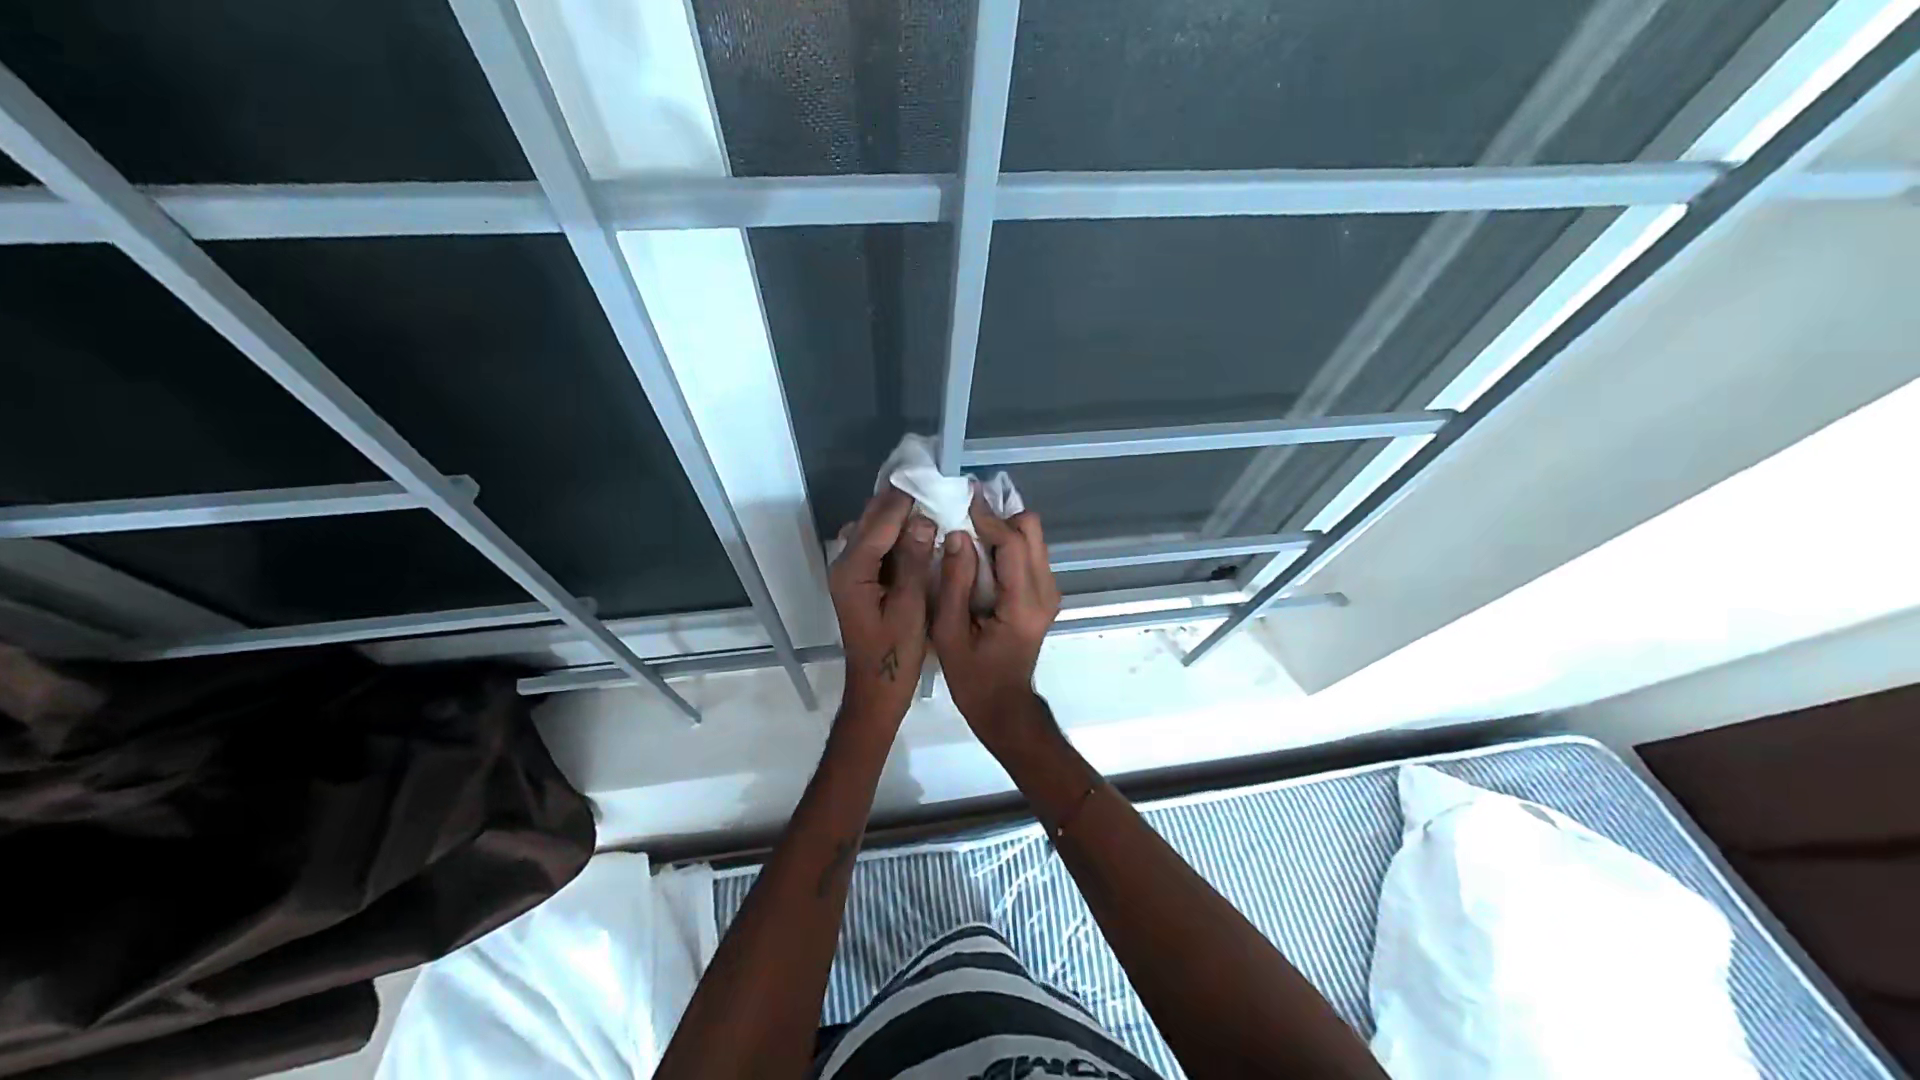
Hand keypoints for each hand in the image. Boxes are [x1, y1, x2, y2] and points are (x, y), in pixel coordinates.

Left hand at [830, 489, 934, 725]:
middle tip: (930, 481)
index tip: (928, 475)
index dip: (903, 500)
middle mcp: (844, 565)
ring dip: (895, 515)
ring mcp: (850, 573)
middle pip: (869, 522)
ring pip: (871, 531)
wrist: (876, 688)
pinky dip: (893, 533)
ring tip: (927, 498)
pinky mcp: (860, 581)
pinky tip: (917, 529)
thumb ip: (915, 562)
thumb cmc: (895, 653)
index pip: (879, 523)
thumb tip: (923, 521)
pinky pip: (875, 546)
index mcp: (853, 570)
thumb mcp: (910, 608)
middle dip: (897, 501)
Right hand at [931, 496, 1061, 748]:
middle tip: (964, 514)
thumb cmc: (972, 676)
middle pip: (1031, 530)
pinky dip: (1006, 544)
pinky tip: (980, 553)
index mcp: (1023, 603)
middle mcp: (1045, 591)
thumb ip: (954, 582)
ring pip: (1033, 538)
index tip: (962, 497)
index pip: (1012, 543)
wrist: (1004, 704)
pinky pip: (1029, 553)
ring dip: (1003, 528)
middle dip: (999, 516)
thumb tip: (957, 535)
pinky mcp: (1044, 594)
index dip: (987, 517)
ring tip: (968, 530)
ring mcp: (1049, 592)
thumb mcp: (949, 633)